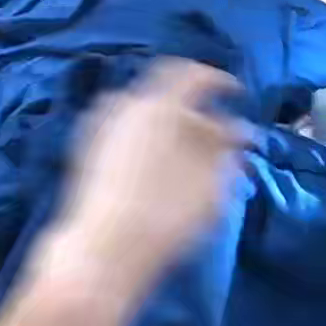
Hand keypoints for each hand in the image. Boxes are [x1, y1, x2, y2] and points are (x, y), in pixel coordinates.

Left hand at [46, 59, 245, 297]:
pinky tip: (159, 166)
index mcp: (160, 104)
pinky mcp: (88, 152)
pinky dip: (149, 138)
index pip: (194, 75)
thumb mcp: (212, 183)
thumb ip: (227, 148)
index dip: (220, 81)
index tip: (238, 95)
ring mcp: (102, 128)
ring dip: (171, 124)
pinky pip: (127, 131)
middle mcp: (127, 106)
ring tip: (191, 153)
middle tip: (216, 132)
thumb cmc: (166, 215)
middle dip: (195, 108)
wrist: (103, 250)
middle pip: (167, 93)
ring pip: (146, 113)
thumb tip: (238, 129)